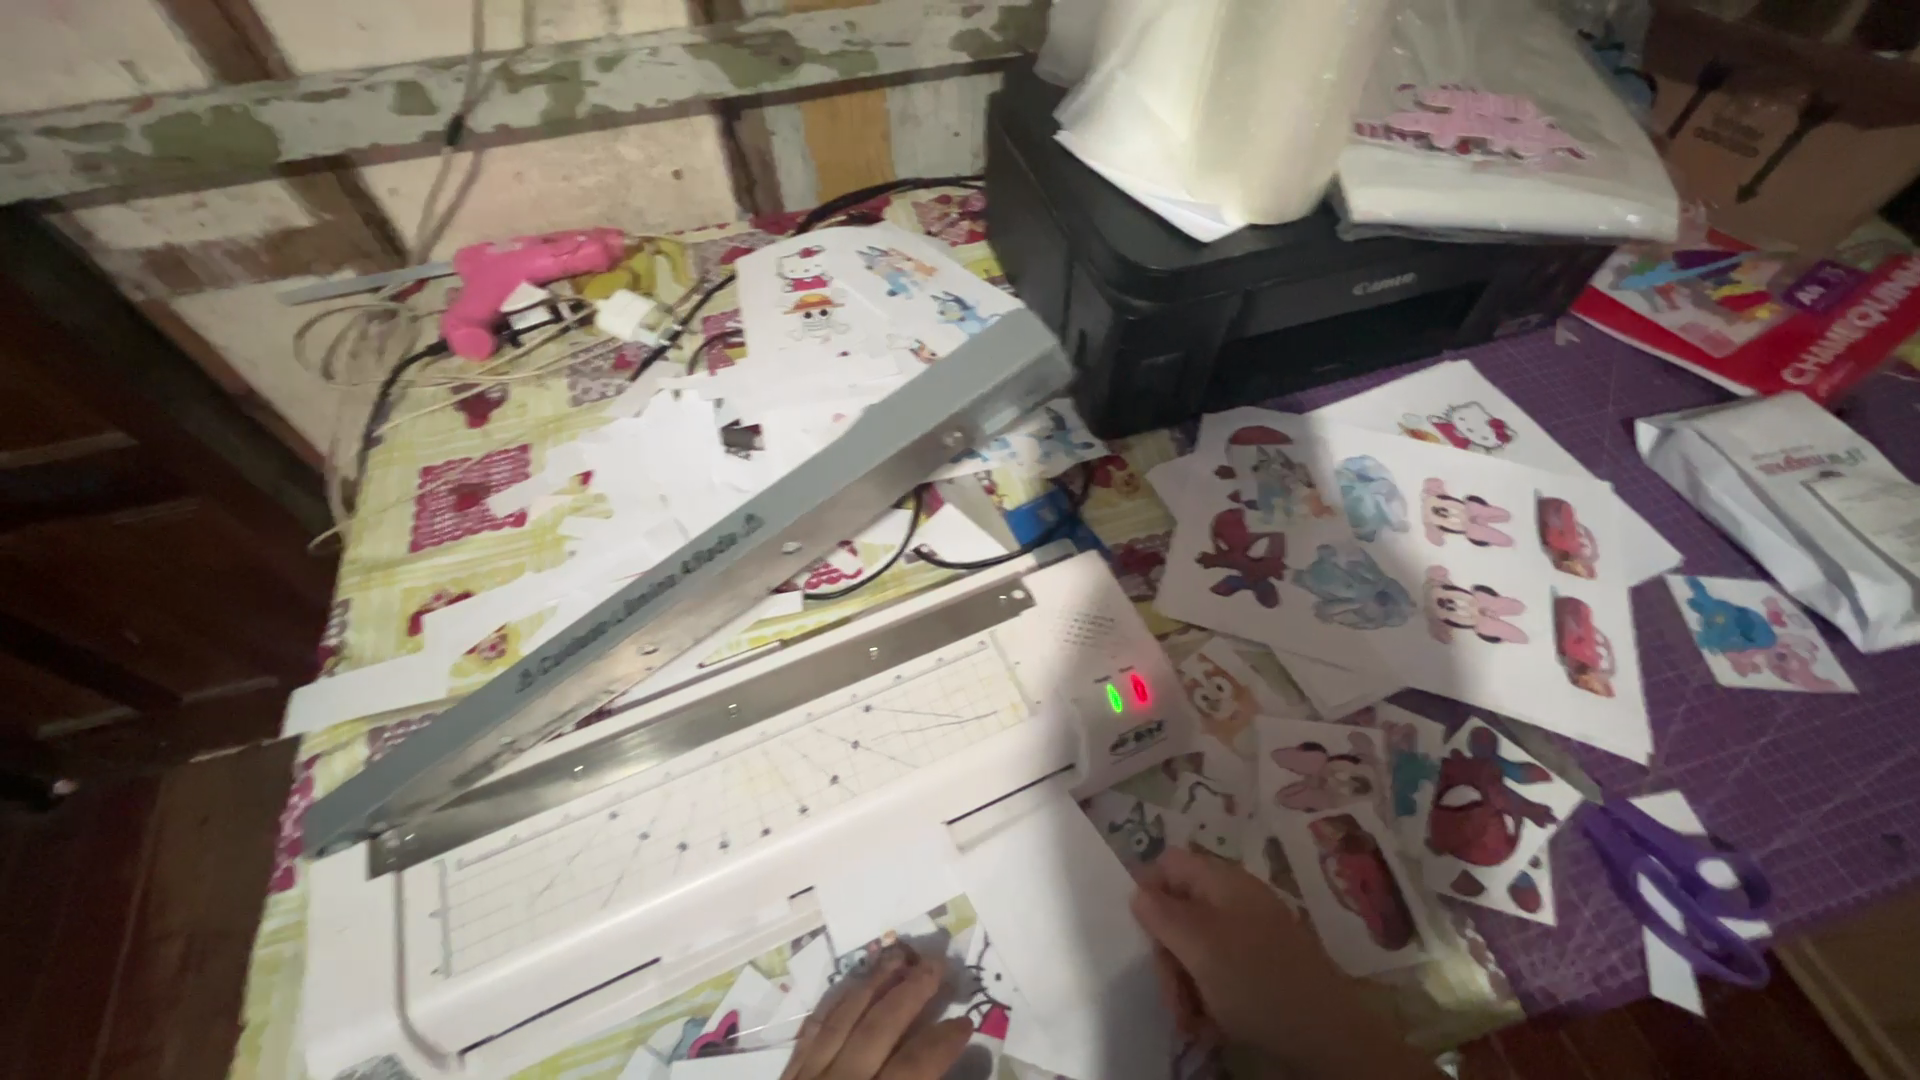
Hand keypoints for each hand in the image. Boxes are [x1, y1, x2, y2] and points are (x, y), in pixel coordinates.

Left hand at [780, 943, 973, 1079]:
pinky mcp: (787, 1078)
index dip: (941, 1042)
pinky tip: (853, 984)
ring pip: (843, 1018)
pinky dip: (836, 1001)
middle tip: (940, 963)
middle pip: (878, 1028)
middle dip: (911, 992)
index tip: (966, 1021)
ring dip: (874, 983)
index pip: (911, 1068)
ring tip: (899, 954)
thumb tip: (935, 1076)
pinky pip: (813, 1028)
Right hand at [1131, 849, 1431, 1078]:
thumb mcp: (1198, 945)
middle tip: (1170, 994)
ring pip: (1196, 944)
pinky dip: (1208, 993)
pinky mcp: (1261, 965)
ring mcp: (1251, 932)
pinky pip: (1219, 968)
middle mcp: (1235, 898)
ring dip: (1184, 981)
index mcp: (1221, 880)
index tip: (1141, 935)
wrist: (1329, 1036)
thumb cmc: (1256, 980)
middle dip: (1167, 953)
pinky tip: (1210, 1022)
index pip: (1168, 863)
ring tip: (1189, 1017)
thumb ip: (1161, 913)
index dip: (1147, 891)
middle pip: (1178, 908)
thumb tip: (1138, 892)